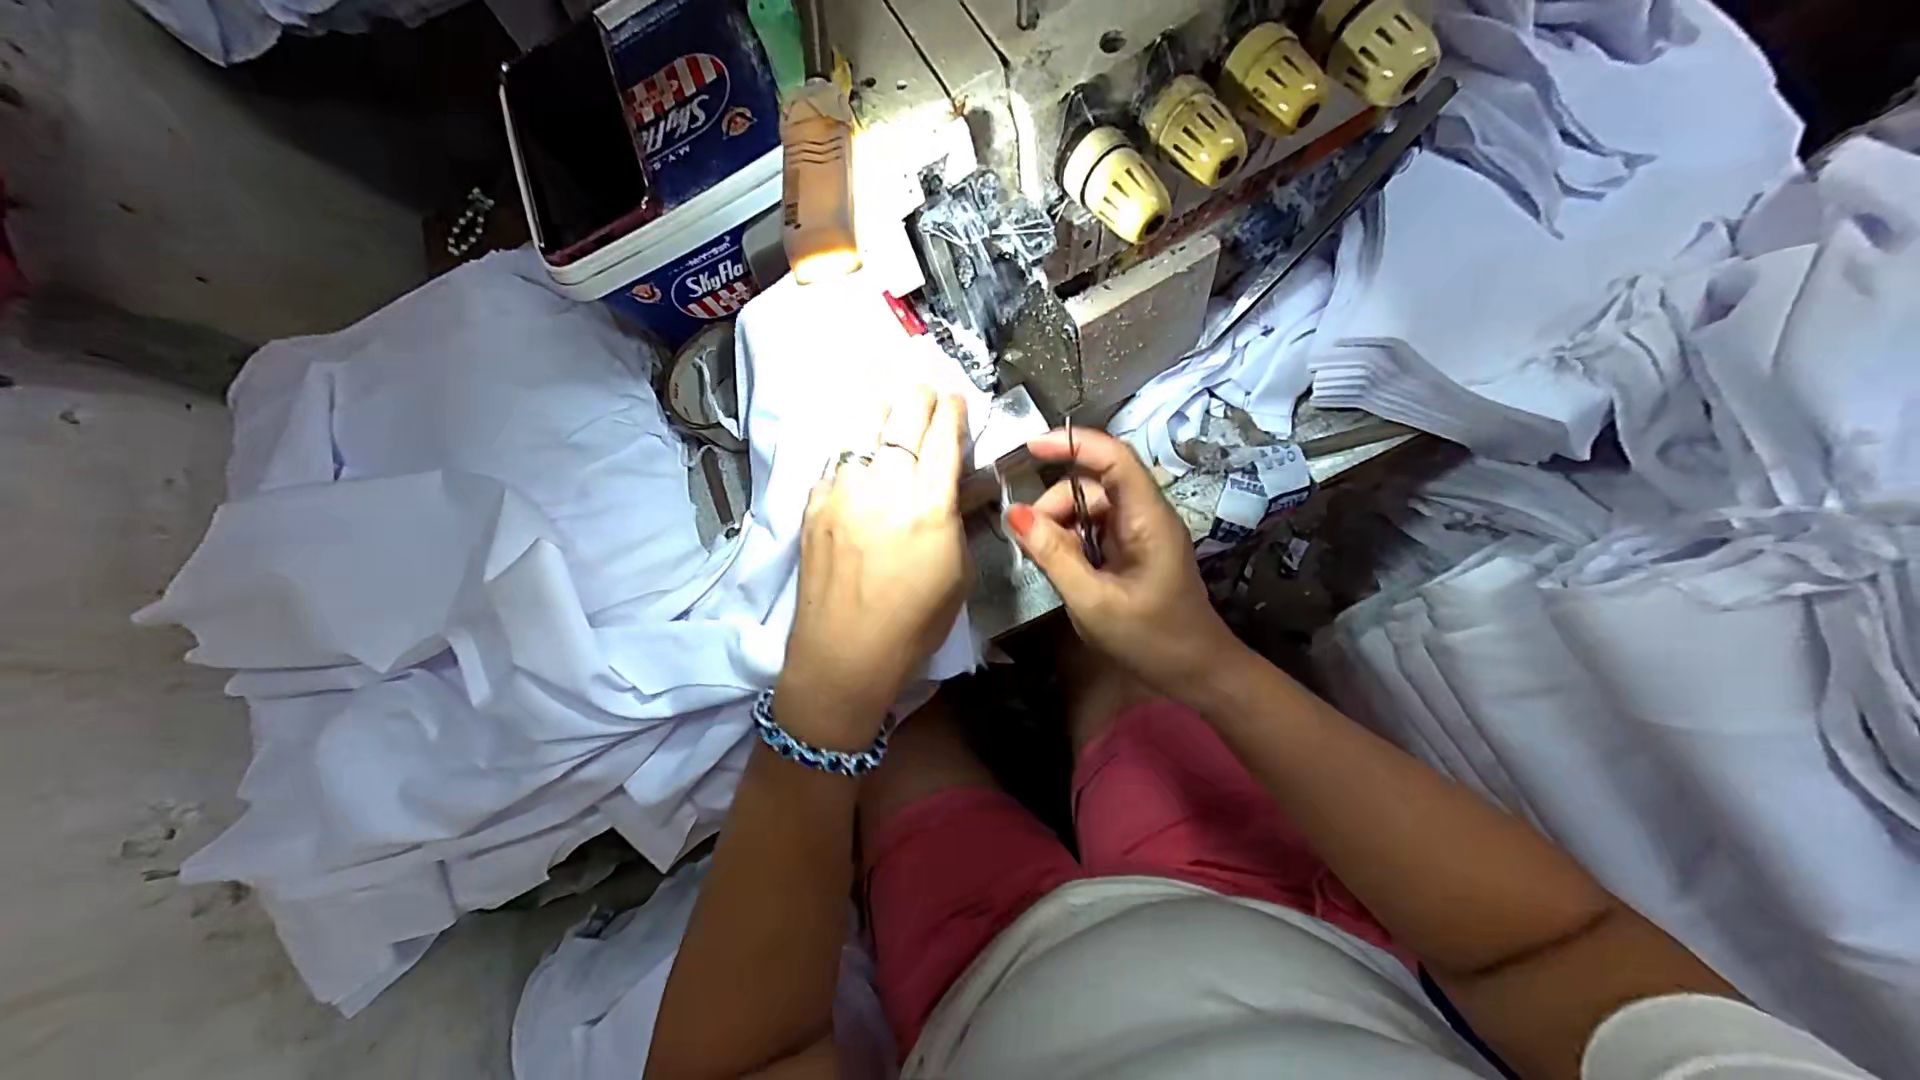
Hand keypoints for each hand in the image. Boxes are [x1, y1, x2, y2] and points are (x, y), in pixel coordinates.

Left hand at [778, 387, 971, 749]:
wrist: (844, 654)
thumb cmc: (913, 624)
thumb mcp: (958, 574)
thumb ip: (955, 523)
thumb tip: (952, 492)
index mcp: (929, 506)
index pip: (943, 439)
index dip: (952, 412)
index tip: (955, 399)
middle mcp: (884, 487)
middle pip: (903, 422)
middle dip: (920, 401)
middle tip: (927, 393)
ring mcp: (842, 493)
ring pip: (862, 433)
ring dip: (881, 415)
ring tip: (890, 409)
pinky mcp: (813, 507)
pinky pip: (834, 463)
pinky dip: (851, 452)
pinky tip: (858, 454)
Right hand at [1006, 428, 1248, 699]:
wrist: (1195, 673)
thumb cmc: (1151, 639)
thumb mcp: (1093, 601)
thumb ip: (1054, 555)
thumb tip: (1015, 514)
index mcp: (1148, 519)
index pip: (1114, 458)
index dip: (1073, 444)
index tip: (1030, 446)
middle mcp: (1145, 516)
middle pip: (1094, 484)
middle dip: (1055, 503)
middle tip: (1028, 539)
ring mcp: (1139, 533)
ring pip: (1089, 508)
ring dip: (1059, 524)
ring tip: (1041, 557)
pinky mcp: (1131, 550)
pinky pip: (1093, 529)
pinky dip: (1070, 540)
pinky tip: (1058, 564)